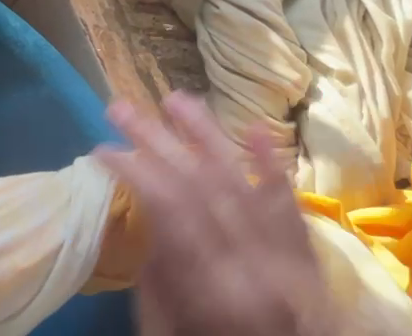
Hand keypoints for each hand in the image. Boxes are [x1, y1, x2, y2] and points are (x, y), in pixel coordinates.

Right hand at [94, 94, 335, 335]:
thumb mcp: (166, 323)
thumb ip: (160, 268)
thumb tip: (146, 212)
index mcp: (218, 286)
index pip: (171, 207)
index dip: (133, 169)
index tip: (100, 148)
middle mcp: (258, 265)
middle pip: (203, 185)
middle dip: (155, 139)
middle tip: (117, 106)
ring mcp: (290, 261)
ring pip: (245, 184)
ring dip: (207, 136)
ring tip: (176, 98)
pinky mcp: (311, 261)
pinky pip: (292, 207)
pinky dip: (273, 166)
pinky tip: (256, 127)